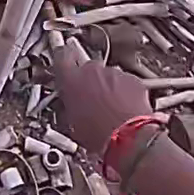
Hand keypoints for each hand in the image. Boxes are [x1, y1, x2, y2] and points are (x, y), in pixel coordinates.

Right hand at [51, 41, 154, 156]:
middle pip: (87, 68)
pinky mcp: (132, 79)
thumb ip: (68, 104)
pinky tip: (124, 110)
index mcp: (71, 79)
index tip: (63, 56)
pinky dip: (125, 92)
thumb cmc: (98, 134)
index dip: (62, 56)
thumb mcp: (71, 123)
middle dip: (89, 80)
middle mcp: (92, 70)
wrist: (129, 139)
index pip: (61, 55)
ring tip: (109, 110)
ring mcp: (114, 73)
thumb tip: (69, 105)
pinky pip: (125, 82)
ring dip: (107, 88)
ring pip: (108, 76)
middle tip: (90, 99)